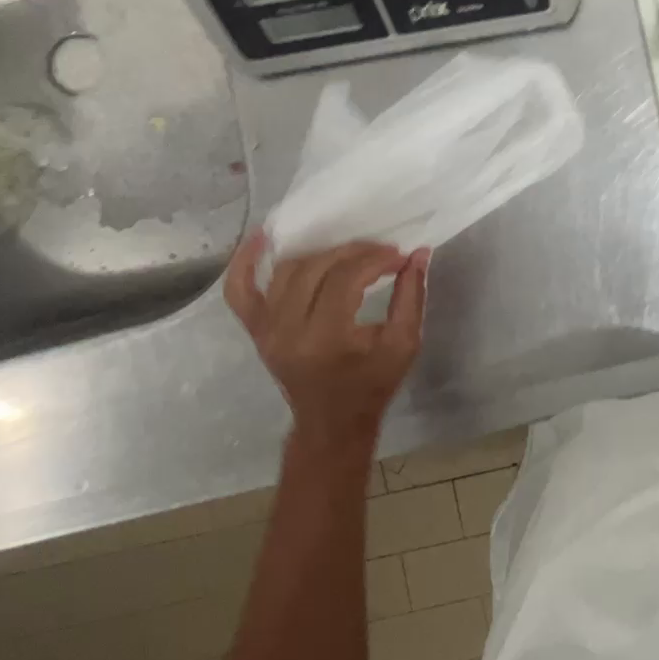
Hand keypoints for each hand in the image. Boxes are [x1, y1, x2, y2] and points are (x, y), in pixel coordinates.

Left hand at [225, 232, 429, 451]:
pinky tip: (263, 237)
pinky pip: (240, 290)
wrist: (332, 422)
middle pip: (316, 269)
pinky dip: (245, 261)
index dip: (376, 260)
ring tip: (349, 252)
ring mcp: (265, 329)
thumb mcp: (404, 344)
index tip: (400, 257)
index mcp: (326, 338)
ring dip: (320, 253)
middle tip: (381, 252)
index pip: (346, 279)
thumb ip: (412, 297)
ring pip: (286, 271)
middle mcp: (287, 330)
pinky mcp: (256, 329)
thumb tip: (418, 254)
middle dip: (354, 252)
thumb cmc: (373, 386)